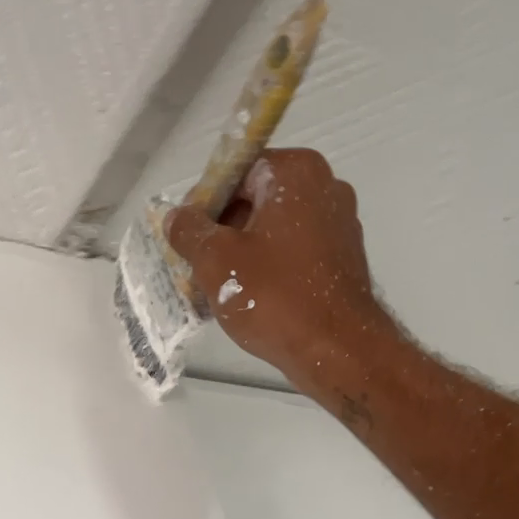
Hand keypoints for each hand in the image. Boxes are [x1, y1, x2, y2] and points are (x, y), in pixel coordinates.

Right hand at [165, 149, 390, 388]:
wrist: (335, 348)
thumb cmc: (273, 295)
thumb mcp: (216, 261)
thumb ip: (189, 231)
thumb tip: (176, 216)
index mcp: (296, 173)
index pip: (237, 171)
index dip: (205, 203)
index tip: (187, 237)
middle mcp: (324, 187)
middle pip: (255, 200)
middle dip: (222, 231)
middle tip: (197, 266)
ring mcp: (338, 223)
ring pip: (272, 229)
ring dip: (241, 253)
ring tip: (216, 289)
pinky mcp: (341, 257)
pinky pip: (291, 253)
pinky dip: (267, 268)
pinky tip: (248, 299)